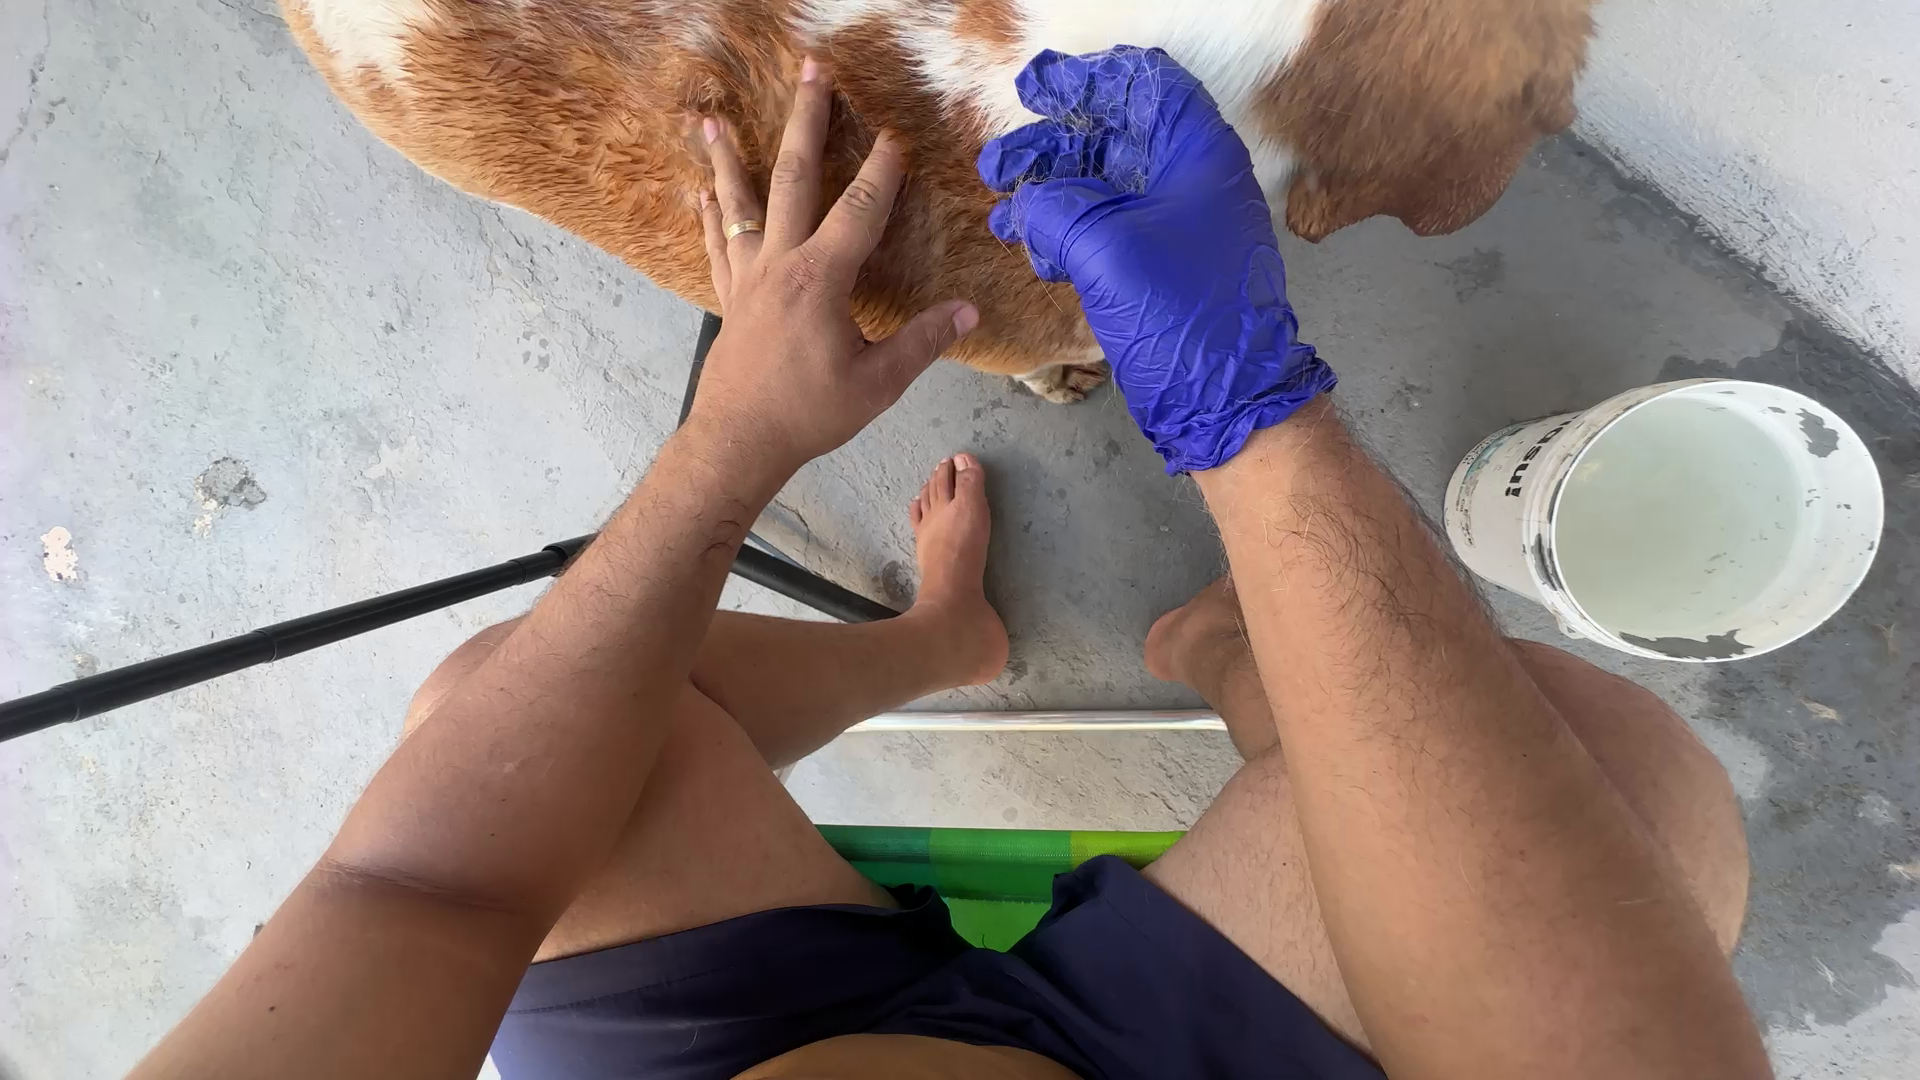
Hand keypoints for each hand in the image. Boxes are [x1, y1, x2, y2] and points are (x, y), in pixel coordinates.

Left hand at [687, 58, 978, 474]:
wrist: (740, 440)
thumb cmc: (809, 414)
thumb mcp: (878, 384)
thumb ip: (923, 342)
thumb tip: (968, 312)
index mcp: (820, 280)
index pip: (858, 211)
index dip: (882, 172)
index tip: (896, 136)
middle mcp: (779, 265)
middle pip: (792, 180)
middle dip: (806, 123)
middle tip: (810, 74)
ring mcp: (747, 281)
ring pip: (738, 206)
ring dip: (729, 160)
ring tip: (711, 119)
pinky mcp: (729, 301)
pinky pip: (717, 247)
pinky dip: (710, 217)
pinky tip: (702, 194)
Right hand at [977, 47, 1335, 472]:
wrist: (1218, 398)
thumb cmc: (1176, 312)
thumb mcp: (1107, 249)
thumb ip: (1058, 210)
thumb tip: (1026, 201)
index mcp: (1195, 156)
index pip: (1142, 88)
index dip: (1086, 82)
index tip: (1034, 91)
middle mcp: (1188, 184)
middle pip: (1112, 142)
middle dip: (1049, 152)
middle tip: (995, 166)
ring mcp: (1173, 232)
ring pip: (1101, 196)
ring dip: (1048, 203)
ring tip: (1002, 219)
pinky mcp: (1156, 272)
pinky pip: (1105, 238)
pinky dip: (1067, 240)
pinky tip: (1035, 253)